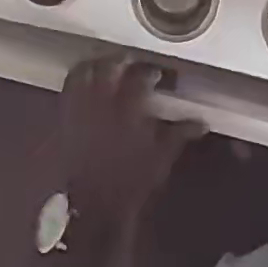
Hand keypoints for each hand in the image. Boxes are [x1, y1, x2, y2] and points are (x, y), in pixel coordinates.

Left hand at [58, 56, 205, 224]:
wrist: (95, 207)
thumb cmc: (131, 183)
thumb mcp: (161, 158)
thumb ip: (179, 134)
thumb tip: (202, 122)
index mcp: (129, 111)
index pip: (140, 78)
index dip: (149, 71)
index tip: (157, 73)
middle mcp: (103, 104)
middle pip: (109, 67)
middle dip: (120, 59)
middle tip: (130, 61)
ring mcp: (80, 110)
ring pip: (84, 72)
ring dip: (95, 63)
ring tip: (105, 64)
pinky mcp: (65, 119)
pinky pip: (67, 89)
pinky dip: (76, 79)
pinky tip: (84, 82)